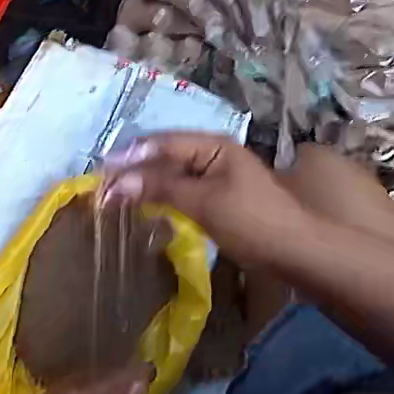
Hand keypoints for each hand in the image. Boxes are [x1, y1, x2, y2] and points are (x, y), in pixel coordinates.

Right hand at [101, 133, 318, 265]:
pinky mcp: (221, 199)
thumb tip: (117, 181)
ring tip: (115, 197)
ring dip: (147, 184)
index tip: (98, 171)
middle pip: (167, 156)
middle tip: (101, 188)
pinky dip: (164, 197)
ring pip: (174, 174)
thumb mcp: (203, 202)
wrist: (295, 251)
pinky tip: (147, 208)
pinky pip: (185, 191)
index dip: (130, 155)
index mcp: (214, 145)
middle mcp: (215, 154)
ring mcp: (219, 176)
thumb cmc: (251, 221)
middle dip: (135, 169)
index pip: (163, 143)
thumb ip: (161, 188)